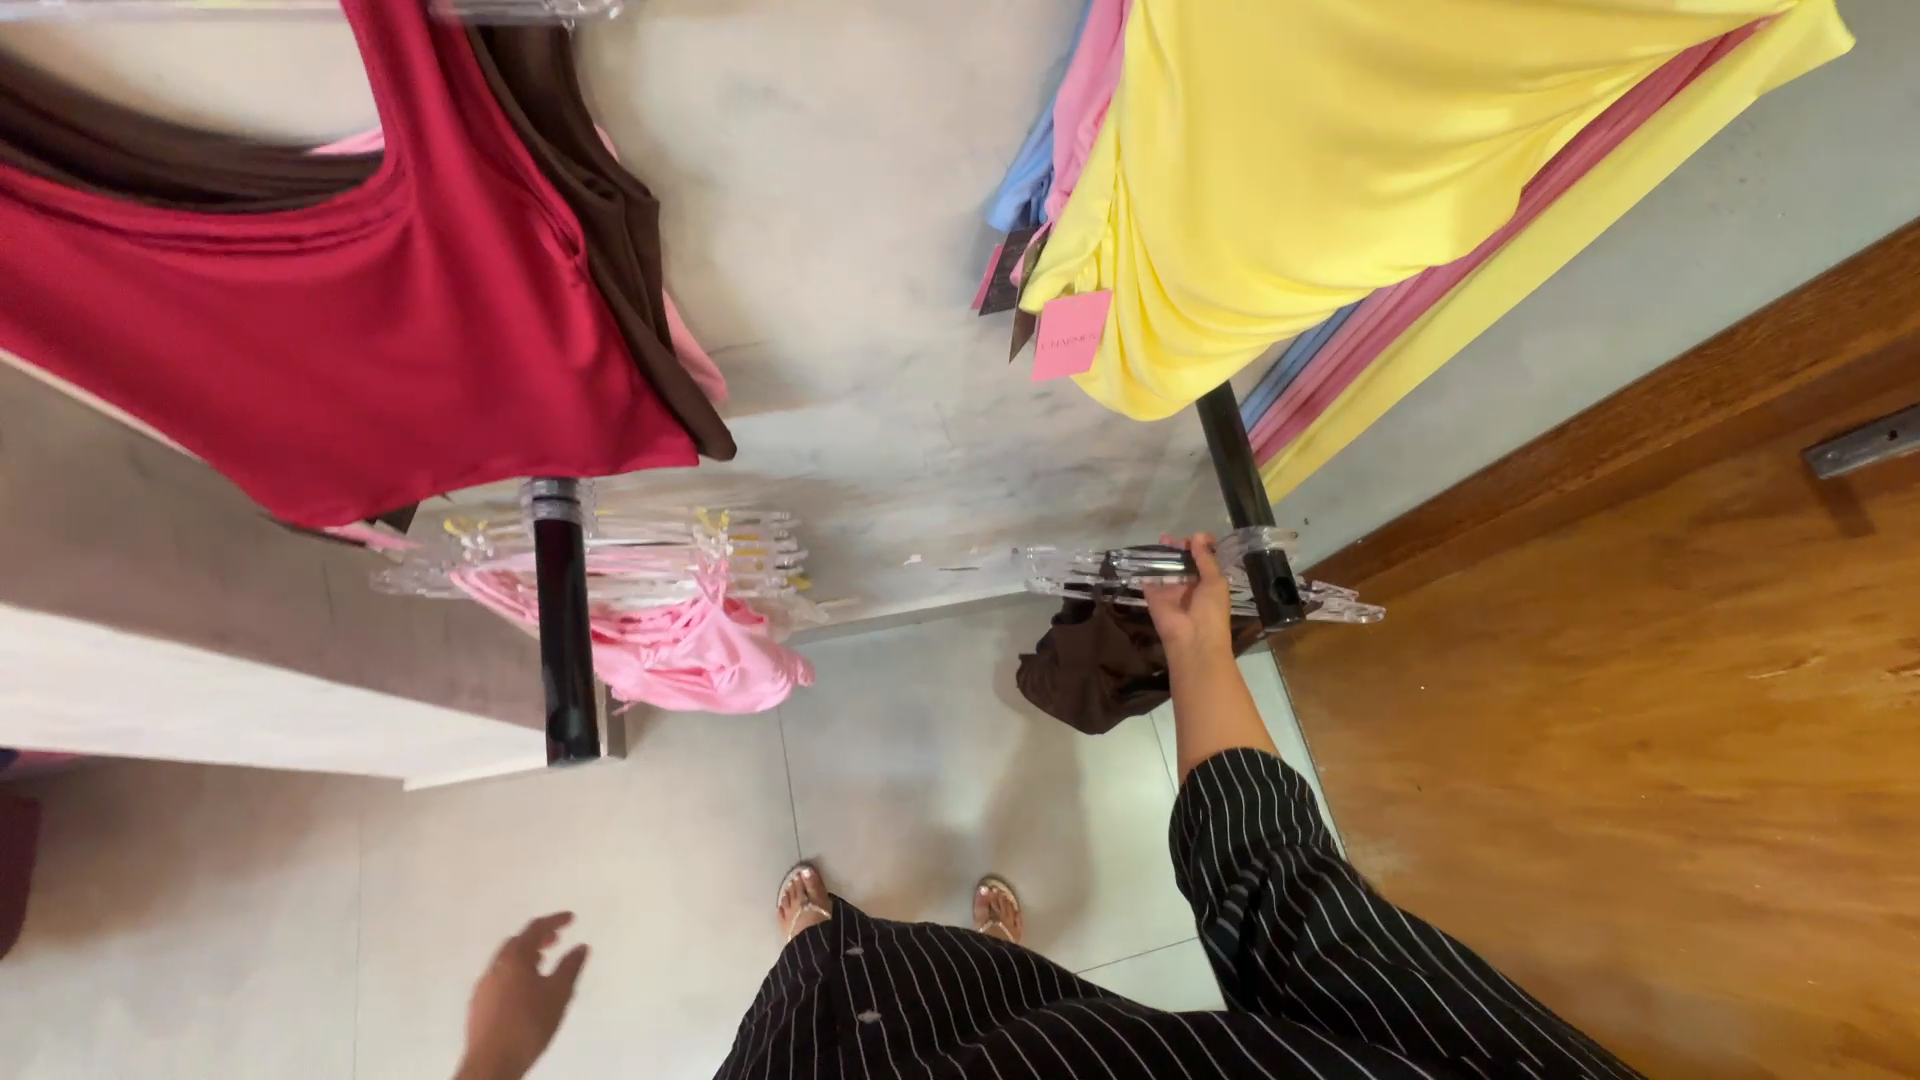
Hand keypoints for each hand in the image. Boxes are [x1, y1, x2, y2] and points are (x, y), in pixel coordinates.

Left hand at [456, 912, 589, 1079]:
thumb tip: (580, 947)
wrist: (490, 1066)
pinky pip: (499, 980)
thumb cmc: (529, 1023)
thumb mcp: (559, 993)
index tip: (571, 918)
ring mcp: (482, 989)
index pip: (535, 928)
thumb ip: (571, 966)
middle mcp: (495, 968)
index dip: (555, 920)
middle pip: (516, 943)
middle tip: (556, 940)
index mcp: (514, 959)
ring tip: (542, 966)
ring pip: (505, 962)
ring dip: (525, 957)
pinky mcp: (477, 1008)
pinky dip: (514, 974)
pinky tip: (525, 992)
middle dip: (537, 938)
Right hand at [1142, 533, 1235, 668]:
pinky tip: (1145, 554)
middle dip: (1180, 549)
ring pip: (1165, 568)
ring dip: (1164, 555)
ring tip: (1163, 540)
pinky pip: (1148, 580)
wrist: (1192, 639)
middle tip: (1176, 539)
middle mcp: (1189, 586)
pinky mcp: (1153, 596)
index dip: (1200, 547)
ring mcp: (1170, 591)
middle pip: (1183, 562)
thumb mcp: (1215, 582)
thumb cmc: (1211, 611)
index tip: (1197, 536)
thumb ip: (1206, 559)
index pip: (1203, 560)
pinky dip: (1145, 569)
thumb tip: (1197, 536)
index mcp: (1208, 583)